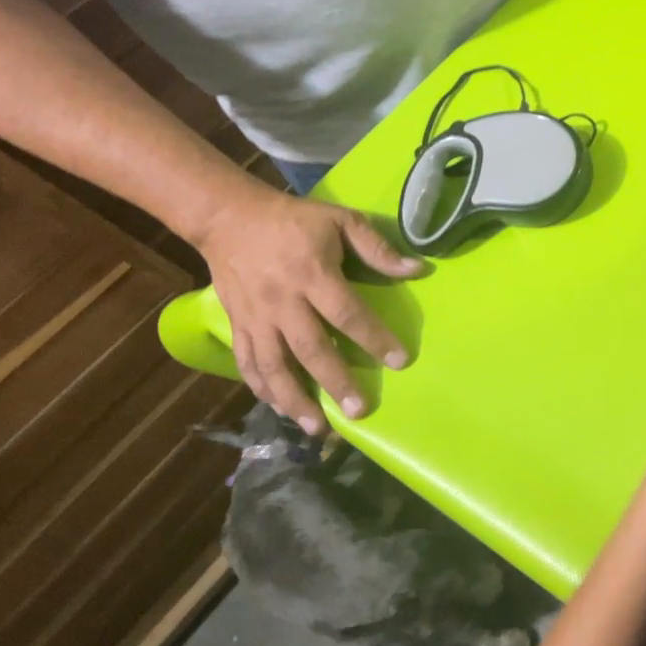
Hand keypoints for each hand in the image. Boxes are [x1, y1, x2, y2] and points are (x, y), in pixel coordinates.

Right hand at [193, 187, 422, 435]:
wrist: (228, 217)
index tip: (399, 361)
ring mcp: (255, 317)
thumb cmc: (295, 220)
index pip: (347, 314)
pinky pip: (248, 363)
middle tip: (360, 411)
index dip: (373, 338)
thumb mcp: (341, 220)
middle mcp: (282, 302)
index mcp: (312, 274)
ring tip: (318, 428)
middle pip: (311, 348)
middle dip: (335, 382)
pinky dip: (263, 389)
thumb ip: (377, 248)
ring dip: (295, 399)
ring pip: (274, 365)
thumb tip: (417, 269)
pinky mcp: (236, 324)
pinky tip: (281, 409)